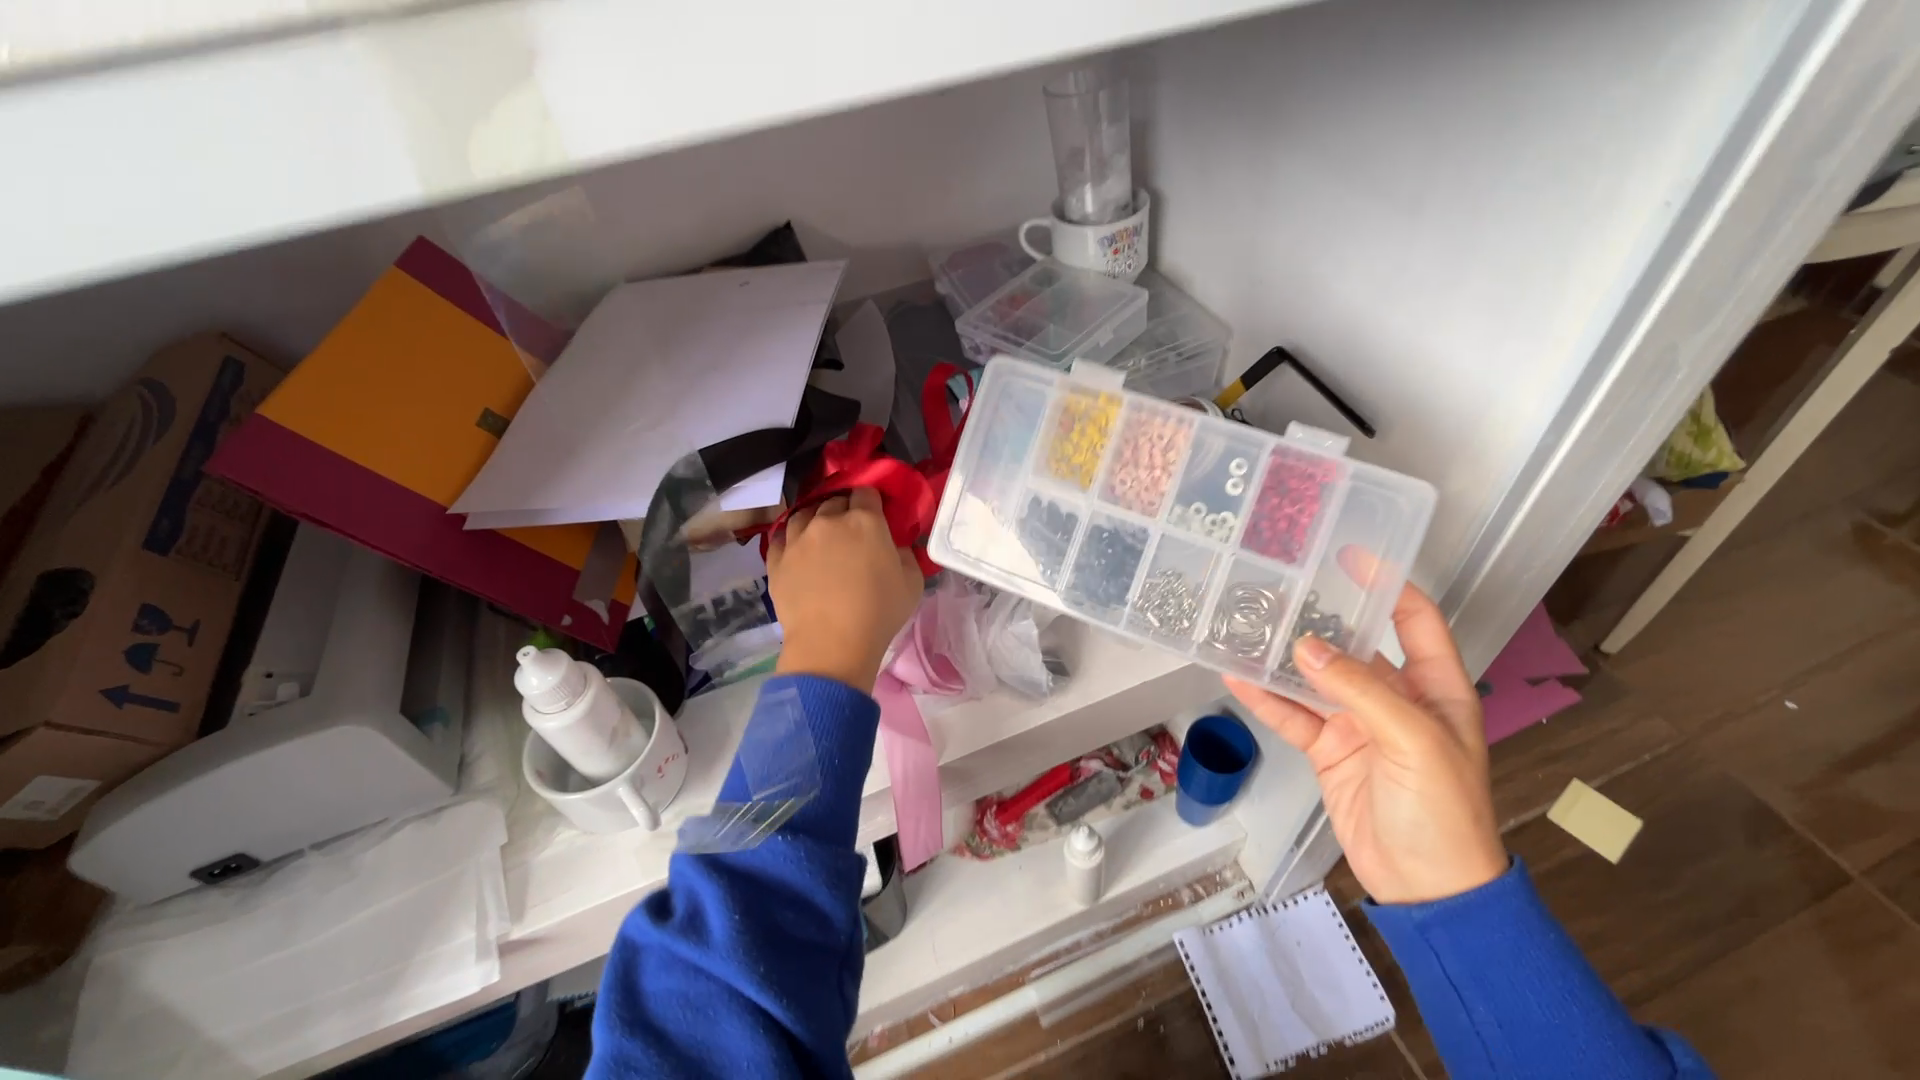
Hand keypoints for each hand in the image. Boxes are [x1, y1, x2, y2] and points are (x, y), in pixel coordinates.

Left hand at [769, 487, 923, 691]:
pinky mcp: (777, 559)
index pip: (867, 492)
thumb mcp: (912, 583)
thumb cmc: (879, 613)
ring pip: (804, 514)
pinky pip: (781, 537)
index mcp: (865, 521)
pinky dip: (791, 538)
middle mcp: (828, 521)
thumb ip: (906, 555)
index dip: (872, 501)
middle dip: (844, 510)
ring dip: (815, 519)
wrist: (831, 644)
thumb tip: (896, 547)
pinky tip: (797, 548)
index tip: (876, 514)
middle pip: (835, 501)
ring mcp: (798, 538)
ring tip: (821, 535)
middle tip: (851, 531)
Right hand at [1224, 551, 1506, 904]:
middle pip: (1354, 645)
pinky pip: (1293, 716)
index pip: (1415, 621)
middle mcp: (1396, 698)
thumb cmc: (1442, 811)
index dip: (1388, 585)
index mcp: (1436, 688)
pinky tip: (1237, 677)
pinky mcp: (1328, 750)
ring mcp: (1358, 724)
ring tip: (1245, 627)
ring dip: (1282, 657)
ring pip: (1314, 679)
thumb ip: (1360, 690)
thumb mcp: (1413, 742)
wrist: (1426, 886)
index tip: (1351, 555)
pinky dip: (1266, 699)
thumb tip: (1306, 646)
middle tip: (1278, 589)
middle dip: (1320, 617)